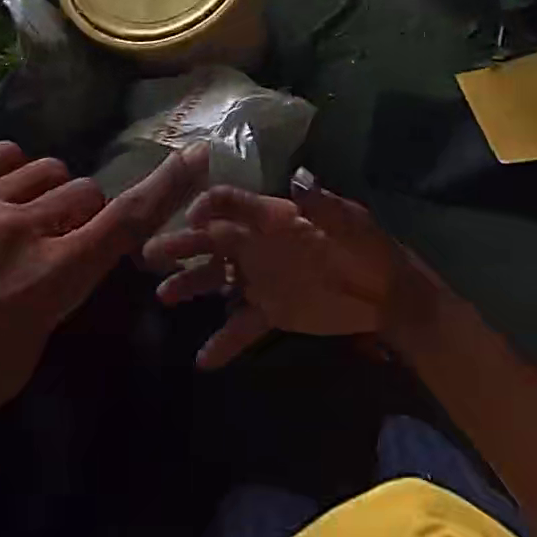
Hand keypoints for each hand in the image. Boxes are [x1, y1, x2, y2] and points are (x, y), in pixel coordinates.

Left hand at [0, 140, 207, 536]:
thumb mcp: (11, 368)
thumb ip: (49, 302)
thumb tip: (63, 266)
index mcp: (43, 283)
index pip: (124, 222)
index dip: (167, 188)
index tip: (196, 159)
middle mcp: (15, 228)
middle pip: (83, 191)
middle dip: (83, 216)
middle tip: (57, 246)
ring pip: (42, 169)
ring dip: (45, 195)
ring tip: (15, 225)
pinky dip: (9, 174)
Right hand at [142, 174, 397, 369]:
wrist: (387, 295)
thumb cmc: (367, 249)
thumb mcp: (348, 223)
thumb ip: (320, 204)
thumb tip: (298, 176)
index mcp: (273, 218)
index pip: (232, 204)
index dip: (209, 207)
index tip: (191, 219)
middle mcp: (258, 245)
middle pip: (211, 241)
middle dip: (180, 245)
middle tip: (148, 254)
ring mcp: (261, 279)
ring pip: (217, 281)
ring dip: (189, 287)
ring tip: (163, 297)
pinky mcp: (271, 312)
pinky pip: (241, 327)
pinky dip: (223, 343)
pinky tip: (202, 359)